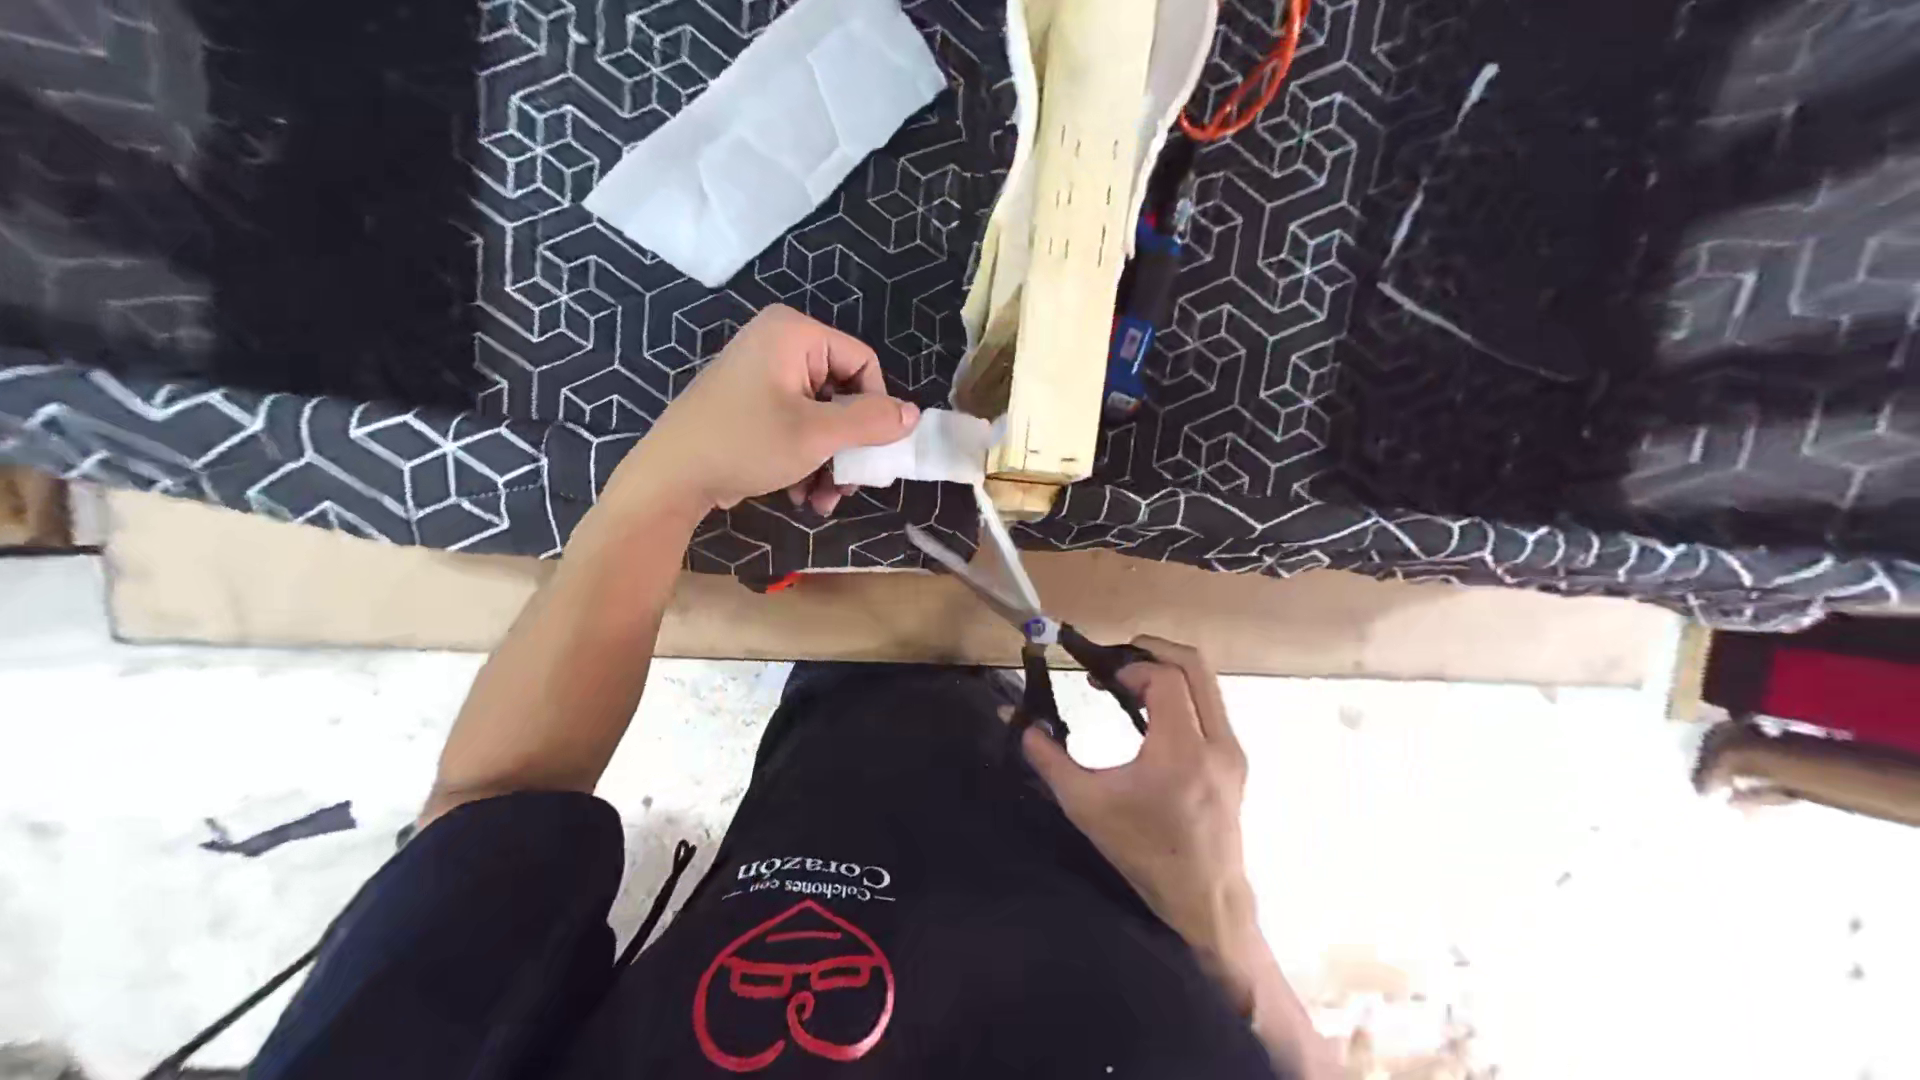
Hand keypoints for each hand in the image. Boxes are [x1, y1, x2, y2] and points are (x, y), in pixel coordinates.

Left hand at [607, 305, 919, 517]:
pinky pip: (798, 426)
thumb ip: (870, 422)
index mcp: (794, 334)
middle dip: (849, 447)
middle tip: (849, 486)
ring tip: (823, 500)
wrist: (671, 478)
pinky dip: (807, 460)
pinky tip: (802, 494)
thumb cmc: (746, 443)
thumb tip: (913, 415)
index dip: (875, 409)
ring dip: (830, 463)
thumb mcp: (817, 434)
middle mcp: (780, 345)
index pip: (863, 363)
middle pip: (843, 394)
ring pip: (823, 418)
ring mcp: (764, 376)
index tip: (872, 450)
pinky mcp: (754, 406)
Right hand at [1020, 637, 1262, 998]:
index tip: (1098, 678)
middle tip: (1117, 656)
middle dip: (1154, 649)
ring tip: (1130, 682)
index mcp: (1181, 749)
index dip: (1130, 666)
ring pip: (1207, 684)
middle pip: (1195, 667)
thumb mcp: (1085, 805)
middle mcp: (1216, 742)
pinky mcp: (1235, 762)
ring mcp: (1232, 751)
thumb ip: (1049, 759)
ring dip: (1168, 671)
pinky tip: (1151, 713)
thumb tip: (1019, 723)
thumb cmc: (1142, 852)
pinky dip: (1181, 693)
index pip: (1165, 678)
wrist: (1204, 901)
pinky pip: (1211, 707)